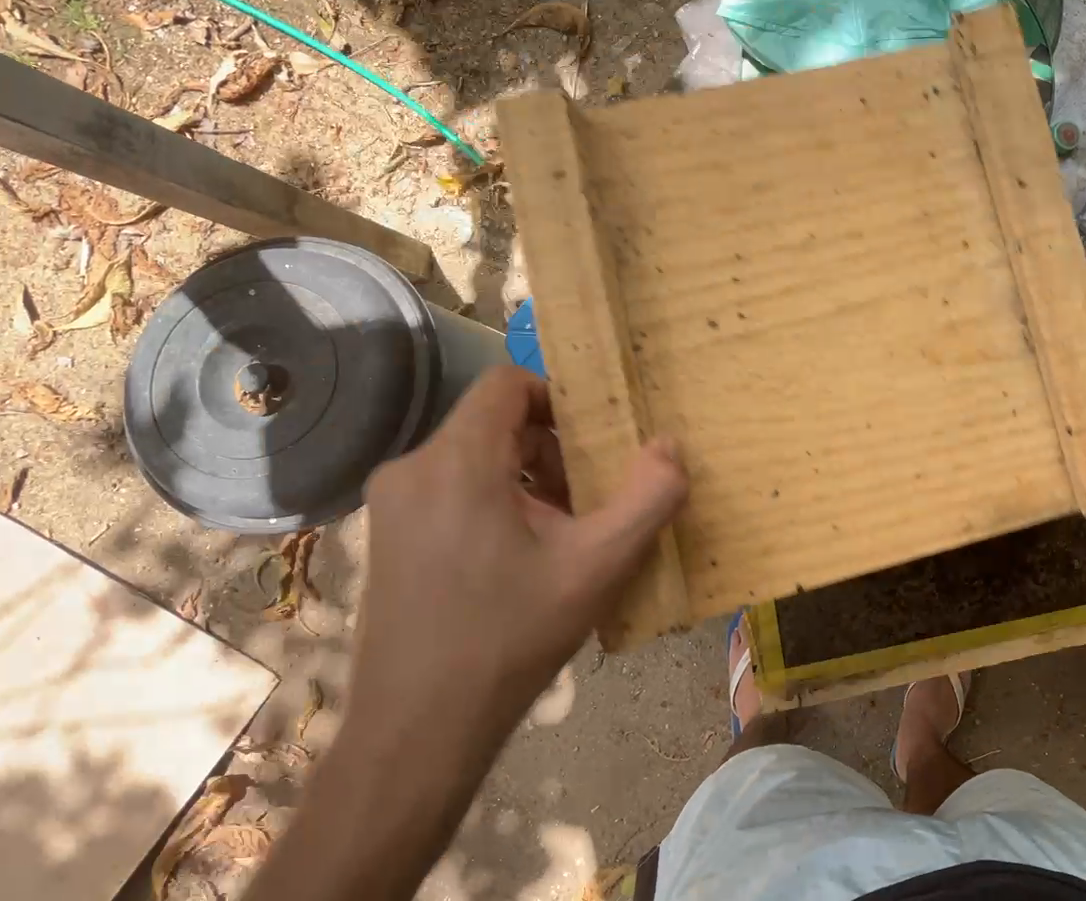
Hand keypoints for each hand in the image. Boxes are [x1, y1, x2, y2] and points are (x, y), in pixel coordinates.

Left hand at [348, 366, 687, 741]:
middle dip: (557, 449)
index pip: (507, 384)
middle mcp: (412, 471)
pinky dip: (500, 502)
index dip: (562, 397)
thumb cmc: (510, 636)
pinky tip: (528, 557)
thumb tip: (670, 446)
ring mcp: (392, 507)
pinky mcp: (389, 538)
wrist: (418, 728)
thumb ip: (648, 497)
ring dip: (532, 479)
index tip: (601, 439)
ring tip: (568, 531)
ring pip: (477, 458)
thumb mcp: (599, 565)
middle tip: (594, 497)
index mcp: (456, 463)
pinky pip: (454, 490)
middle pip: (496, 424)